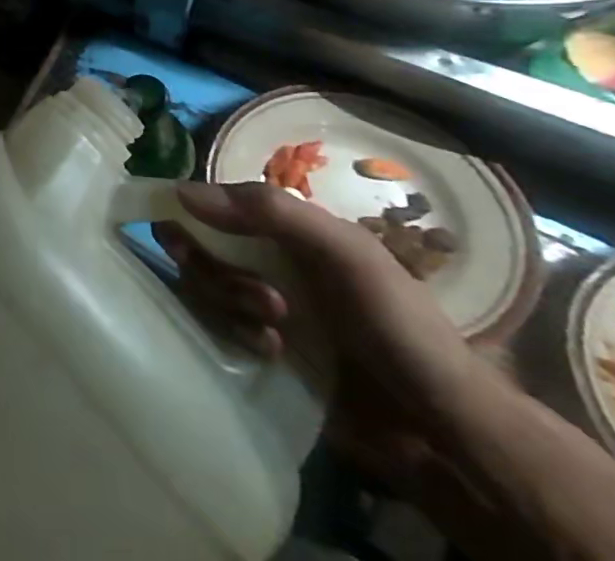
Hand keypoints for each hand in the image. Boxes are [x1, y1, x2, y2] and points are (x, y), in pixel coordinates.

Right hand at [156, 182, 485, 487]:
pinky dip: (237, 337)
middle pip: (197, 252)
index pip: (208, 208)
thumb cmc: (396, 323)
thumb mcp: (344, 253)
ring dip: (232, 310)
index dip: (187, 220)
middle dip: (220, 276)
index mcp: (282, 230)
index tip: (181, 242)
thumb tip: (182, 191)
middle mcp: (262, 260)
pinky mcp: (253, 345)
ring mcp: (256, 305)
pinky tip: (274, 352)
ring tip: (279, 333)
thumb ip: (271, 213)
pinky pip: (214, 329)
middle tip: (268, 301)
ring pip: (202, 291)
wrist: (434, 423)